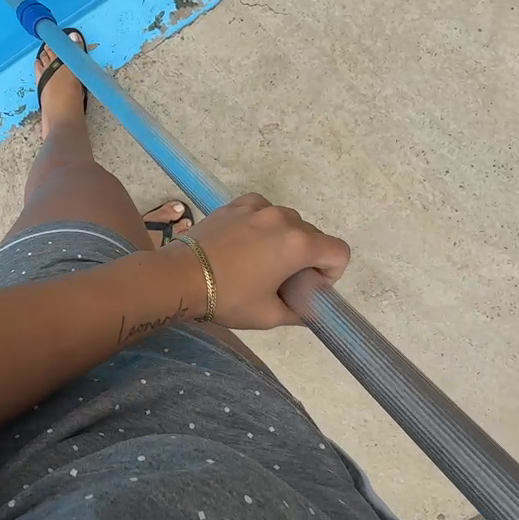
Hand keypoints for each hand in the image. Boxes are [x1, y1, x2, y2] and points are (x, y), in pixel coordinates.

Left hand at [172, 193, 349, 329]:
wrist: (180, 276)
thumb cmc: (228, 297)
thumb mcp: (270, 315)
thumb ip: (300, 311)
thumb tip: (308, 308)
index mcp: (298, 244)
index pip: (338, 252)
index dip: (331, 273)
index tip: (308, 287)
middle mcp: (282, 218)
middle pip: (312, 236)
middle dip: (306, 258)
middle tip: (282, 280)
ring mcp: (257, 207)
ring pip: (287, 220)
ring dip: (284, 238)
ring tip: (261, 261)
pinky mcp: (234, 204)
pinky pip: (262, 209)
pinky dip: (262, 223)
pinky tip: (246, 241)